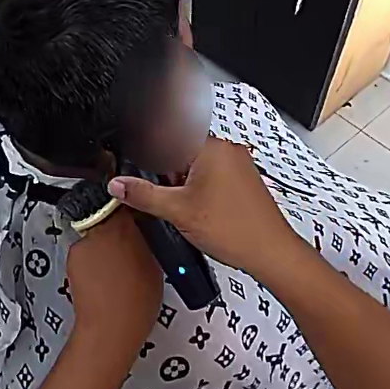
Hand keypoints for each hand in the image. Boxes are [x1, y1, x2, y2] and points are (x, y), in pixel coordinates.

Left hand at [65, 210, 163, 350]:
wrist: (110, 326)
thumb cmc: (136, 301)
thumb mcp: (155, 264)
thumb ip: (147, 241)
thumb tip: (145, 234)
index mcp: (127, 228)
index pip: (127, 203)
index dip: (134, 210)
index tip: (138, 216)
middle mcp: (103, 232)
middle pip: (110, 218)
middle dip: (119, 229)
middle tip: (130, 247)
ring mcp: (85, 245)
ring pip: (97, 235)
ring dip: (105, 245)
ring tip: (117, 268)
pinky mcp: (72, 259)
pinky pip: (85, 251)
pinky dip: (93, 259)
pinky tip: (104, 276)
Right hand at [107, 137, 306, 278]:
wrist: (270, 251)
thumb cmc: (237, 230)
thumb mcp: (178, 211)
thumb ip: (143, 194)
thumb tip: (119, 184)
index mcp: (212, 148)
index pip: (170, 137)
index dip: (152, 158)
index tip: (143, 175)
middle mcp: (228, 150)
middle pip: (183, 151)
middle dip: (169, 174)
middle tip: (169, 199)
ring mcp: (239, 165)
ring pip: (198, 165)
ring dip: (185, 184)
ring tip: (189, 210)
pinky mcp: (244, 181)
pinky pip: (214, 176)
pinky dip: (201, 191)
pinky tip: (201, 212)